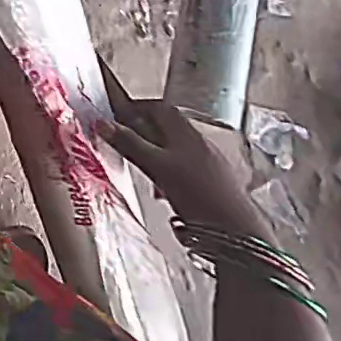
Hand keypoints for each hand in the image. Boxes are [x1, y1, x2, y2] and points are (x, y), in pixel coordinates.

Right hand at [97, 64, 266, 237]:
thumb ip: (129, 143)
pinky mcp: (217, 183)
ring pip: (176, 149)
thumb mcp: (155, 165)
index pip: (158, 107)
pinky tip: (166, 191)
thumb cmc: (196, 192)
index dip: (137, 107)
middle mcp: (199, 141)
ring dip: (157, 155)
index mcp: (184, 130)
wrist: (238, 232)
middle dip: (145, 133)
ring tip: (144, 171)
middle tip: (126, 142)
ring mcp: (210, 162)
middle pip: (167, 127)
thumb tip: (103, 123)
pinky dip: (171, 173)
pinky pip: (187, 168)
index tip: (120, 114)